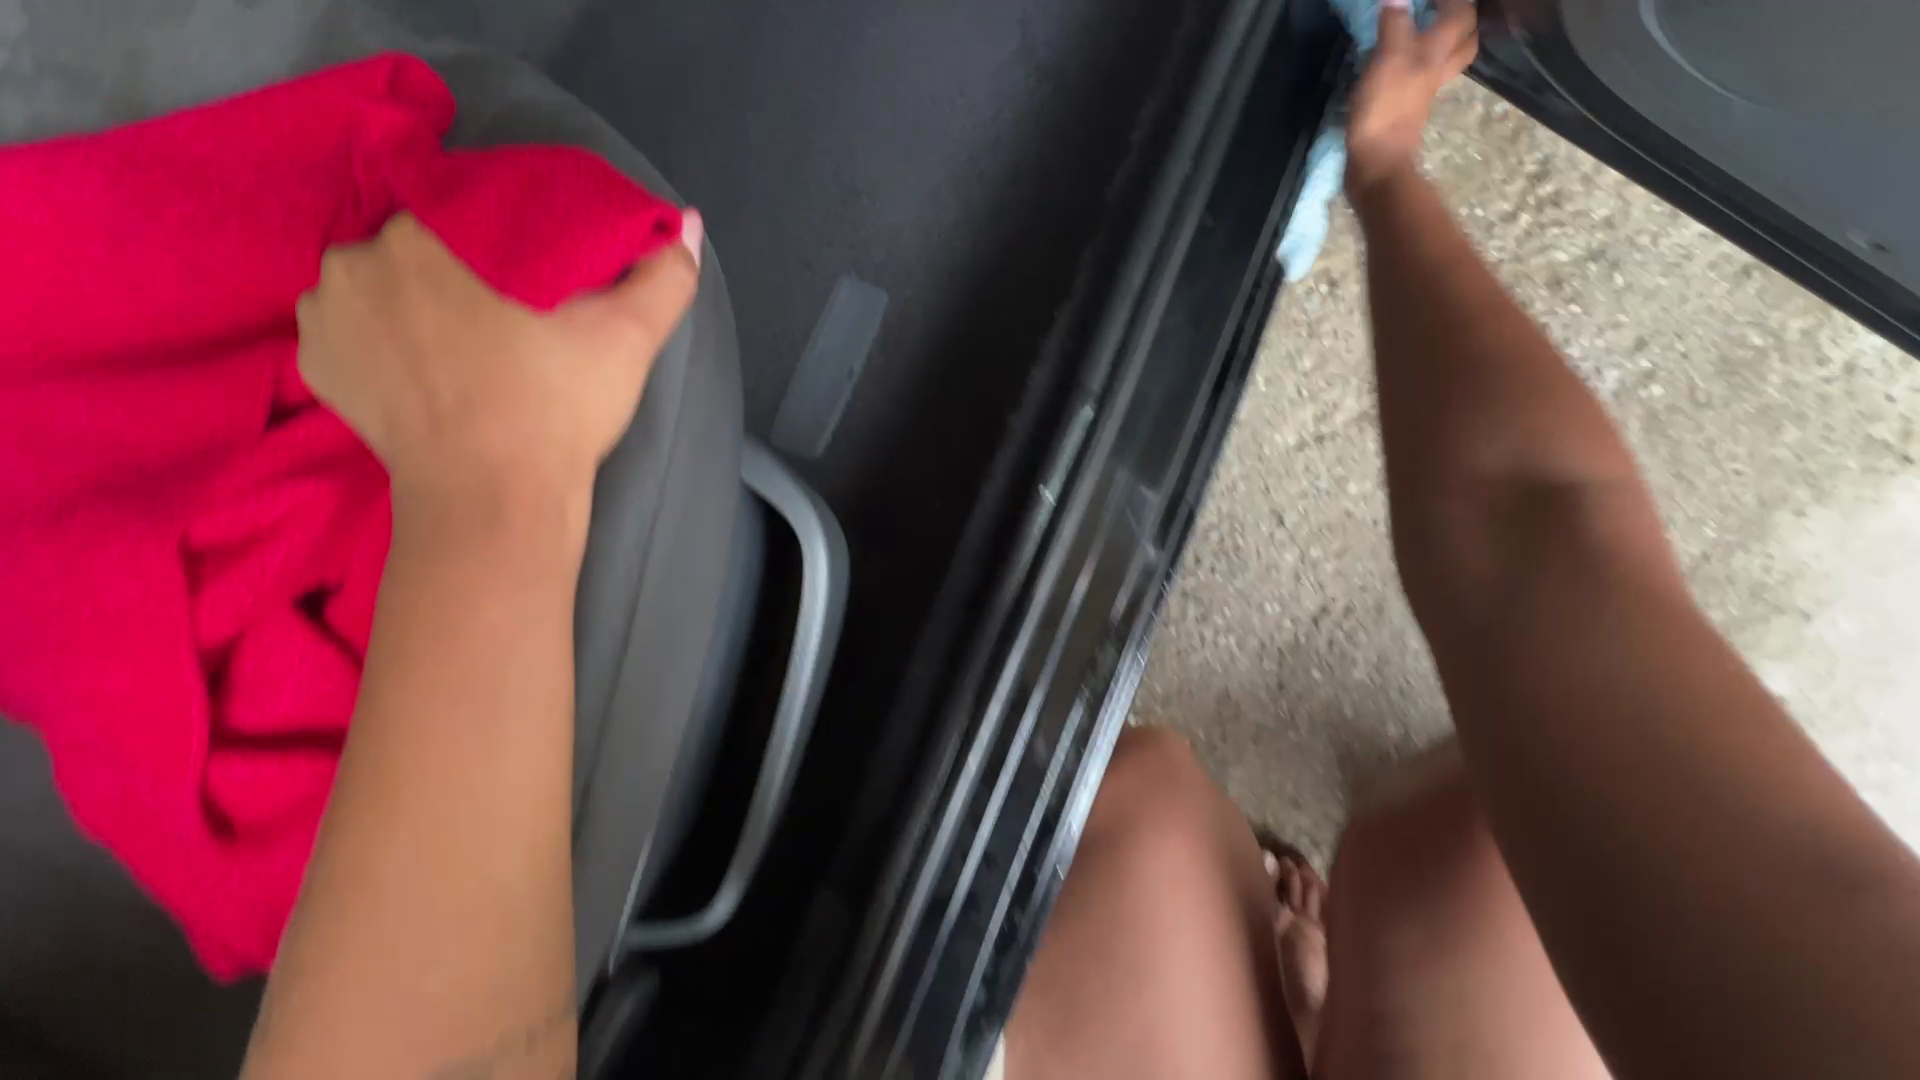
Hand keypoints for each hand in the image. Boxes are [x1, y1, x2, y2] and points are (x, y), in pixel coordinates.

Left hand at [296, 210, 701, 513]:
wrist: (494, 501)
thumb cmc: (557, 408)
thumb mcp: (627, 339)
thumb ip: (663, 277)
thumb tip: (690, 223)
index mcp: (425, 236)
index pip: (469, 215)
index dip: (508, 247)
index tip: (538, 286)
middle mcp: (357, 261)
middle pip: (422, 252)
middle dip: (461, 276)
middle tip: (509, 322)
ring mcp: (327, 318)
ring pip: (385, 291)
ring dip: (419, 308)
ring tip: (469, 351)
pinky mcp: (318, 370)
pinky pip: (357, 337)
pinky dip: (389, 347)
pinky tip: (431, 376)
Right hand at [1345, 0, 1476, 192]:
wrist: (1377, 165)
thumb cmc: (1384, 111)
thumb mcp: (1387, 60)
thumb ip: (1395, 24)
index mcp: (1436, 52)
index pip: (1459, 13)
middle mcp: (1437, 70)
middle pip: (1465, 40)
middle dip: (1461, 20)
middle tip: (1443, 8)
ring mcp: (1423, 93)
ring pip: (1446, 61)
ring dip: (1445, 44)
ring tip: (1428, 32)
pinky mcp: (1407, 112)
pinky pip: (1423, 81)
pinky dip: (1420, 67)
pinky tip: (1404, 64)